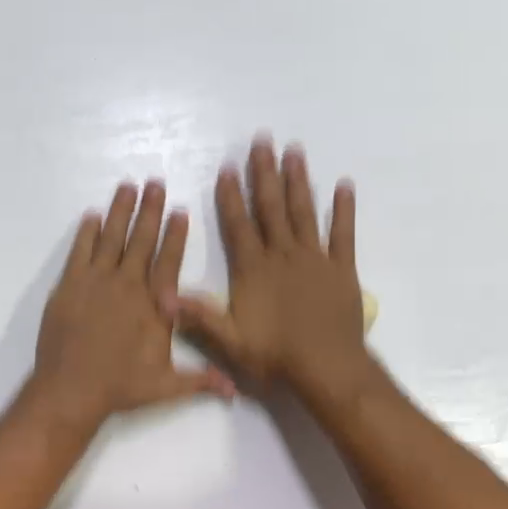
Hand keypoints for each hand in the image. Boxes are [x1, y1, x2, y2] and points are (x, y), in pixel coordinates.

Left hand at [29, 180, 234, 428]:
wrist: (72, 389)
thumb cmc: (121, 388)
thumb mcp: (166, 387)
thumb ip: (200, 381)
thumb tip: (234, 390)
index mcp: (155, 305)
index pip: (169, 261)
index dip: (176, 236)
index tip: (181, 212)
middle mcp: (128, 285)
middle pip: (141, 240)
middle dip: (150, 210)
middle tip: (155, 183)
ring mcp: (96, 282)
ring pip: (111, 237)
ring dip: (120, 211)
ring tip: (127, 186)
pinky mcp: (69, 286)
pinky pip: (80, 251)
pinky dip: (87, 232)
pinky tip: (92, 216)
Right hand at [173, 137, 374, 401]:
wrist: (327, 368)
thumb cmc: (276, 356)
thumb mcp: (230, 342)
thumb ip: (200, 316)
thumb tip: (164, 297)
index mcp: (253, 270)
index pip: (238, 226)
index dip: (230, 197)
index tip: (226, 167)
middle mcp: (283, 255)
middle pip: (271, 207)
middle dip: (264, 173)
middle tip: (262, 140)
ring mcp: (315, 259)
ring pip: (304, 212)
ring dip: (298, 181)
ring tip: (294, 151)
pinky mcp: (341, 270)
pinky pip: (343, 234)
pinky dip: (344, 210)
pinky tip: (344, 186)